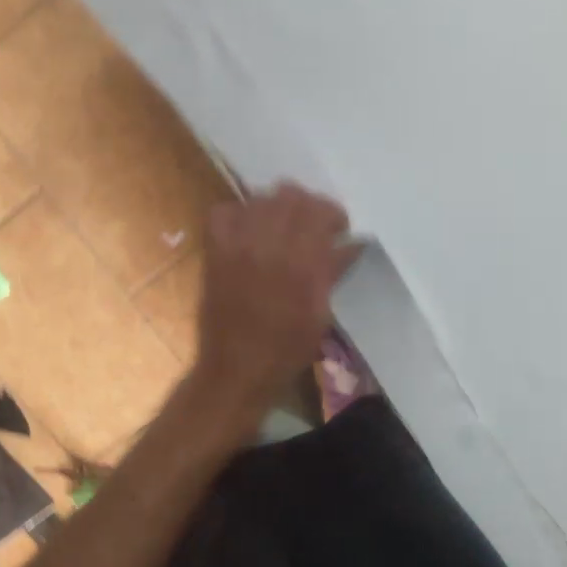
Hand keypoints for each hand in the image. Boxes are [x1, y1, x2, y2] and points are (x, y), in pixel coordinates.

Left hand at [190, 183, 359, 417]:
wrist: (237, 369)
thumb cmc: (286, 351)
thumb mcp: (320, 315)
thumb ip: (332, 273)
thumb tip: (351, 244)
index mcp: (303, 264)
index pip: (322, 213)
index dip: (334, 216)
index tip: (339, 230)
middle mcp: (271, 245)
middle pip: (293, 196)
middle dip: (309, 207)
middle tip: (313, 228)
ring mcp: (239, 244)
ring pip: (263, 198)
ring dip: (278, 207)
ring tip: (283, 229)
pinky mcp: (215, 250)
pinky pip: (226, 211)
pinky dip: (240, 214)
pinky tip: (249, 232)